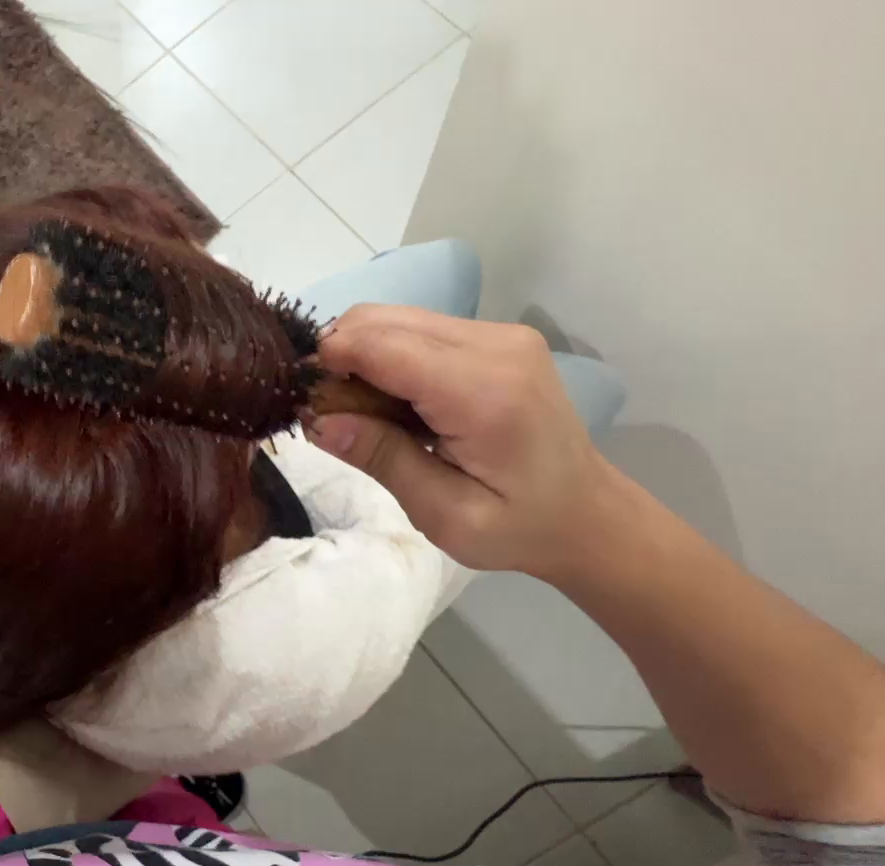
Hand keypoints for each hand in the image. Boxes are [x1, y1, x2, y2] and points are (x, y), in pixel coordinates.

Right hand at [309, 306, 624, 578]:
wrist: (585, 514)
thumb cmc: (516, 526)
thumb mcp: (442, 512)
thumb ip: (381, 458)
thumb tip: (316, 421)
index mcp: (484, 393)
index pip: (383, 347)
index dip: (329, 360)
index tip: (298, 398)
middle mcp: (494, 345)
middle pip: (383, 320)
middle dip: (337, 357)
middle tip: (324, 413)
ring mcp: (497, 335)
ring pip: (394, 319)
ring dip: (358, 356)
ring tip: (355, 412)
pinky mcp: (494, 338)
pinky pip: (416, 329)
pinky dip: (384, 357)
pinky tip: (386, 402)